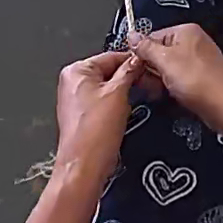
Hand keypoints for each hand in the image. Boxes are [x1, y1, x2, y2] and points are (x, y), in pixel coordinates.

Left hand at [55, 51, 143, 173]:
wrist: (84, 167)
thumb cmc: (94, 133)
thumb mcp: (118, 93)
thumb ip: (130, 71)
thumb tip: (138, 59)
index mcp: (76, 71)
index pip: (111, 56)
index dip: (133, 60)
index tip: (150, 64)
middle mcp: (72, 82)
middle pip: (109, 71)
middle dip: (129, 78)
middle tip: (148, 83)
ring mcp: (77, 100)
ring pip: (109, 87)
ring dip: (125, 92)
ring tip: (135, 100)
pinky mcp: (84, 115)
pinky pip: (104, 101)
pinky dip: (117, 104)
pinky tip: (124, 112)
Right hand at [127, 25, 222, 129]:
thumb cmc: (201, 81)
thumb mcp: (164, 60)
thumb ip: (145, 47)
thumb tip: (132, 36)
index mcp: (185, 31)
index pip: (151, 36)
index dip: (140, 53)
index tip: (134, 66)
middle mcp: (192, 44)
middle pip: (159, 53)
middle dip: (151, 70)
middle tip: (150, 81)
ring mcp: (197, 62)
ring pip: (167, 69)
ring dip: (160, 81)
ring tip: (163, 90)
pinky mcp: (199, 78)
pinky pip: (178, 80)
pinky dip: (172, 88)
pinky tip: (172, 95)